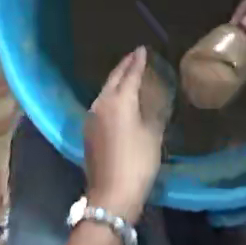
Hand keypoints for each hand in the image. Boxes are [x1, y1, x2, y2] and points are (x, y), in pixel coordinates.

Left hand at [83, 47, 166, 221]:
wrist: (111, 194)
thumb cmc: (138, 162)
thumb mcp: (153, 135)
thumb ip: (155, 112)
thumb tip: (157, 98)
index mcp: (120, 100)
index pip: (130, 74)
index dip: (138, 61)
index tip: (143, 49)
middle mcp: (102, 102)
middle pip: (114, 78)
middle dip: (125, 66)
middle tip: (135, 56)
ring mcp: (92, 116)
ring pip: (106, 90)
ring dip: (117, 80)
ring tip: (128, 74)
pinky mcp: (88, 130)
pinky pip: (102, 103)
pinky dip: (112, 95)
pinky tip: (119, 99)